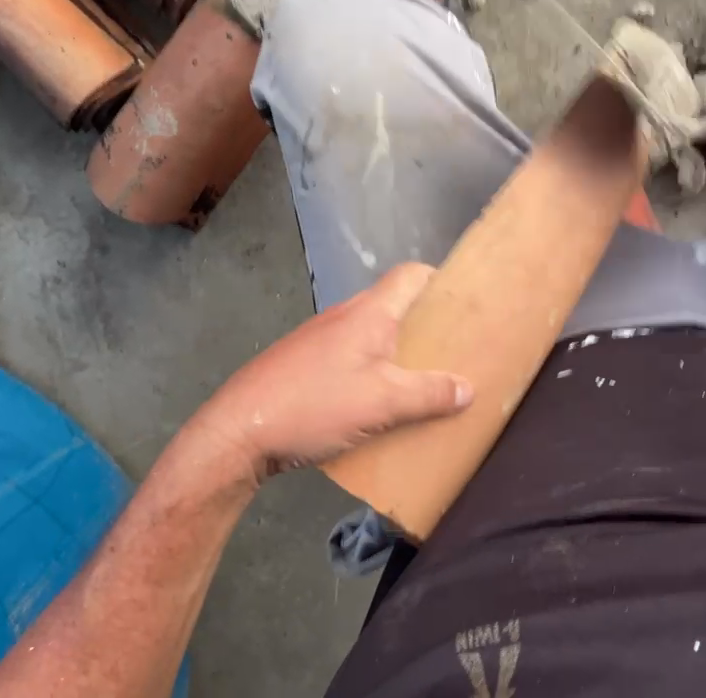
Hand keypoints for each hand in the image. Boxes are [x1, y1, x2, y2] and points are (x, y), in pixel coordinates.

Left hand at [198, 263, 472, 481]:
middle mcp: (344, 315)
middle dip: (421, 323)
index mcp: (369, 313)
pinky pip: (346, 354)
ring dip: (393, 349)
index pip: (410, 275)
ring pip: (368, 332)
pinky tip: (370, 402)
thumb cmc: (315, 405)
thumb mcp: (383, 404)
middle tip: (447, 350)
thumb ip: (429, 395)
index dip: (438, 281)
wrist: (237, 431)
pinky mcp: (300, 362)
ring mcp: (317, 337)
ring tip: (416, 381)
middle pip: (392, 304)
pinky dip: (366, 367)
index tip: (461, 303)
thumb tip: (468, 388)